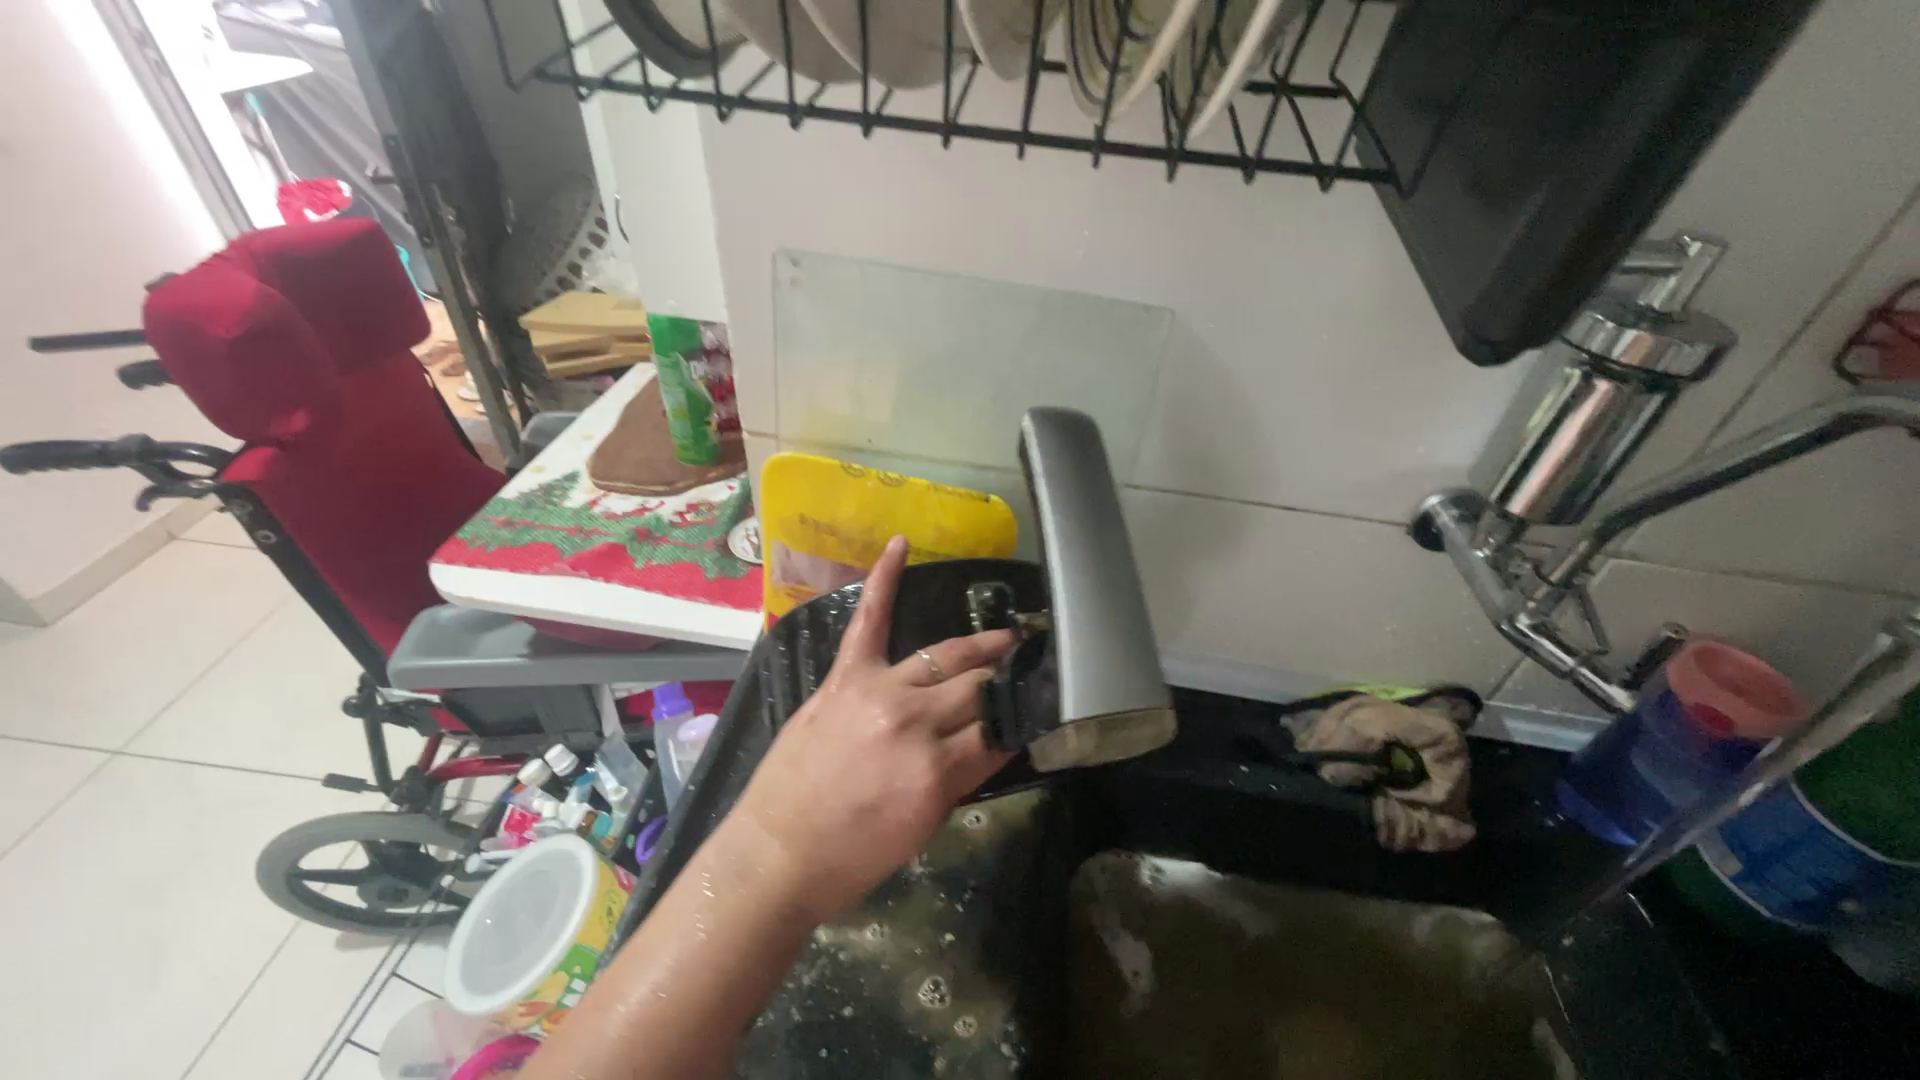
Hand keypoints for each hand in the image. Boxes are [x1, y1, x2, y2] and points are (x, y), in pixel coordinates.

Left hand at [721, 535, 1016, 922]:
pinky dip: (883, 581)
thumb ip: (961, 778)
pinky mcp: (843, 678)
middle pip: (978, 688)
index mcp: (938, 770)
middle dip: (1004, 684)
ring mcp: (876, 691)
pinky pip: (868, 621)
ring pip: (943, 656)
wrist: (775, 855)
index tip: (1032, 715)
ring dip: (980, 647)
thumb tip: (994, 741)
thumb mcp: (923, 827)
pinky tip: (900, 546)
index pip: (999, 731)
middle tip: (1024, 674)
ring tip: (1006, 638)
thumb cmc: (851, 857)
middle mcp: (913, 720)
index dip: (1019, 724)